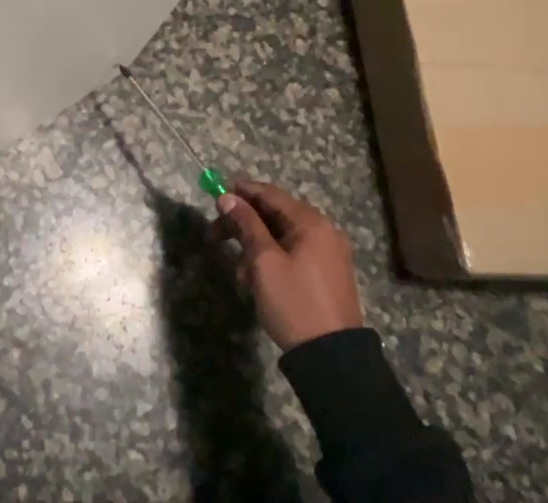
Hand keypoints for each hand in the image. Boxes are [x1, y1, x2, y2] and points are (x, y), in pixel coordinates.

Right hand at [216, 178, 363, 349]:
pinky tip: (256, 281)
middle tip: (215, 236)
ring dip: (256, 247)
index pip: (271, 194)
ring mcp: (328, 253)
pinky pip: (294, 254)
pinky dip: (272, 259)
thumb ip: (246, 225)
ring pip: (282, 237)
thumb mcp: (264, 261)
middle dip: (244, 224)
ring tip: (239, 272)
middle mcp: (324, 231)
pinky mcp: (327, 273)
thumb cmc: (294, 302)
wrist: (332, 355)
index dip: (242, 192)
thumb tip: (227, 197)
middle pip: (276, 215)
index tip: (215, 196)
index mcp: (311, 223)